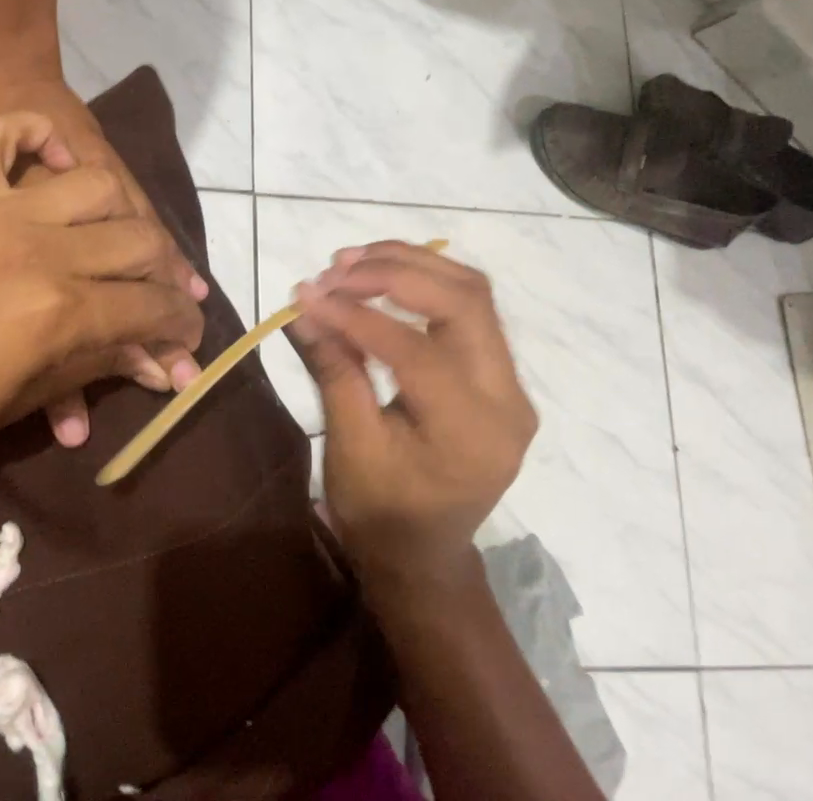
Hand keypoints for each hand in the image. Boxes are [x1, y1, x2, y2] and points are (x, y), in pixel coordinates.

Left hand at [0, 72, 207, 446]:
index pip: (151, 308)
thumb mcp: (25, 398)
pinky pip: (8, 136)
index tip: (187, 339)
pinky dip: (35, 136)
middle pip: (140, 244)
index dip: (181, 327)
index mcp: (57, 313)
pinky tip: (55, 163)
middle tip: (169, 298)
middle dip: (169, 276)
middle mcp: (39, 250)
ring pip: (98, 186)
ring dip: (127, 216)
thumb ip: (97, 365)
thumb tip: (158, 361)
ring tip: (131, 243)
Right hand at [287, 242, 536, 584]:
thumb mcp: (350, 448)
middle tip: (335, 268)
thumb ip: (334, 372)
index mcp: (471, 430)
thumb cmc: (380, 511)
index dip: (357, 315)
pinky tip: (381, 278)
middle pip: (466, 303)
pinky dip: (425, 285)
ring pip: (474, 296)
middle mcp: (507, 399)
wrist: (421, 551)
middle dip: (396, 273)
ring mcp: (509, 385)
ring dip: (413, 268)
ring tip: (352, 261)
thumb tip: (303, 307)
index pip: (416, 349)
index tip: (306, 294)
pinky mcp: (497, 378)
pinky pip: (470, 313)